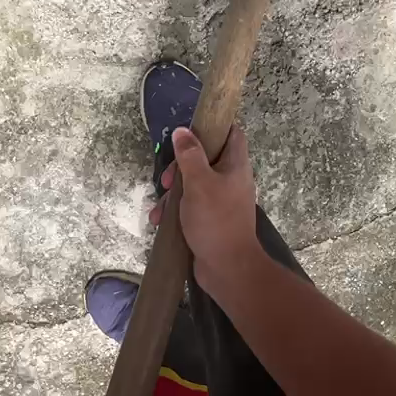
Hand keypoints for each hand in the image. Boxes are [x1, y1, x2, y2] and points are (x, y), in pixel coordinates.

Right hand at [148, 126, 267, 297]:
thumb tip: (183, 131)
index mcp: (235, 165)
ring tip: (160, 207)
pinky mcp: (211, 219)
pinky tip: (160, 221)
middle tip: (167, 179)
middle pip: (205, 159)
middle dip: (181, 166)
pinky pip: (191, 206)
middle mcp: (231, 179)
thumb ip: (189, 155)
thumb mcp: (198, 183)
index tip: (190, 130)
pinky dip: (175, 210)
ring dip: (173, 193)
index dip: (214, 126)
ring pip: (193, 184)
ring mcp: (222, 201)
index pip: (232, 133)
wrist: (228, 269)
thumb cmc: (216, 221)